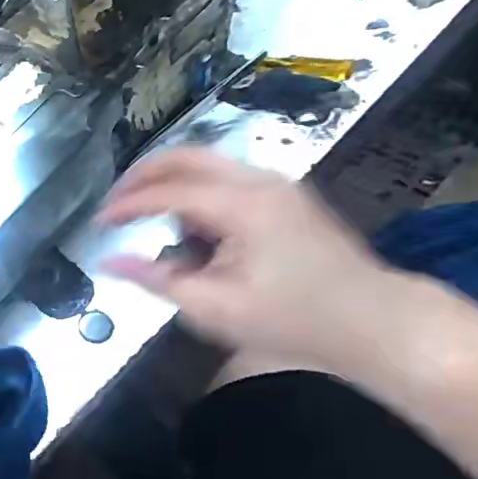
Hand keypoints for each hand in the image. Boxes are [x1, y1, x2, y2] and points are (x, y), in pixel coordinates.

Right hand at [96, 149, 409, 374]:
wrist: (378, 322)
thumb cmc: (294, 319)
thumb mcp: (215, 308)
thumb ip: (156, 279)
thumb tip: (108, 262)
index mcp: (241, 205)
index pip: (166, 192)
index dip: (126, 205)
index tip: (99, 222)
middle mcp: (259, 181)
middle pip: (185, 156)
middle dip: (142, 174)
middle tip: (115, 201)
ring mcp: (276, 184)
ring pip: (206, 161)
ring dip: (169, 180)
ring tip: (145, 213)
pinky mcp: (285, 195)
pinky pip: (226, 176)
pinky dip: (195, 188)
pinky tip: (189, 223)